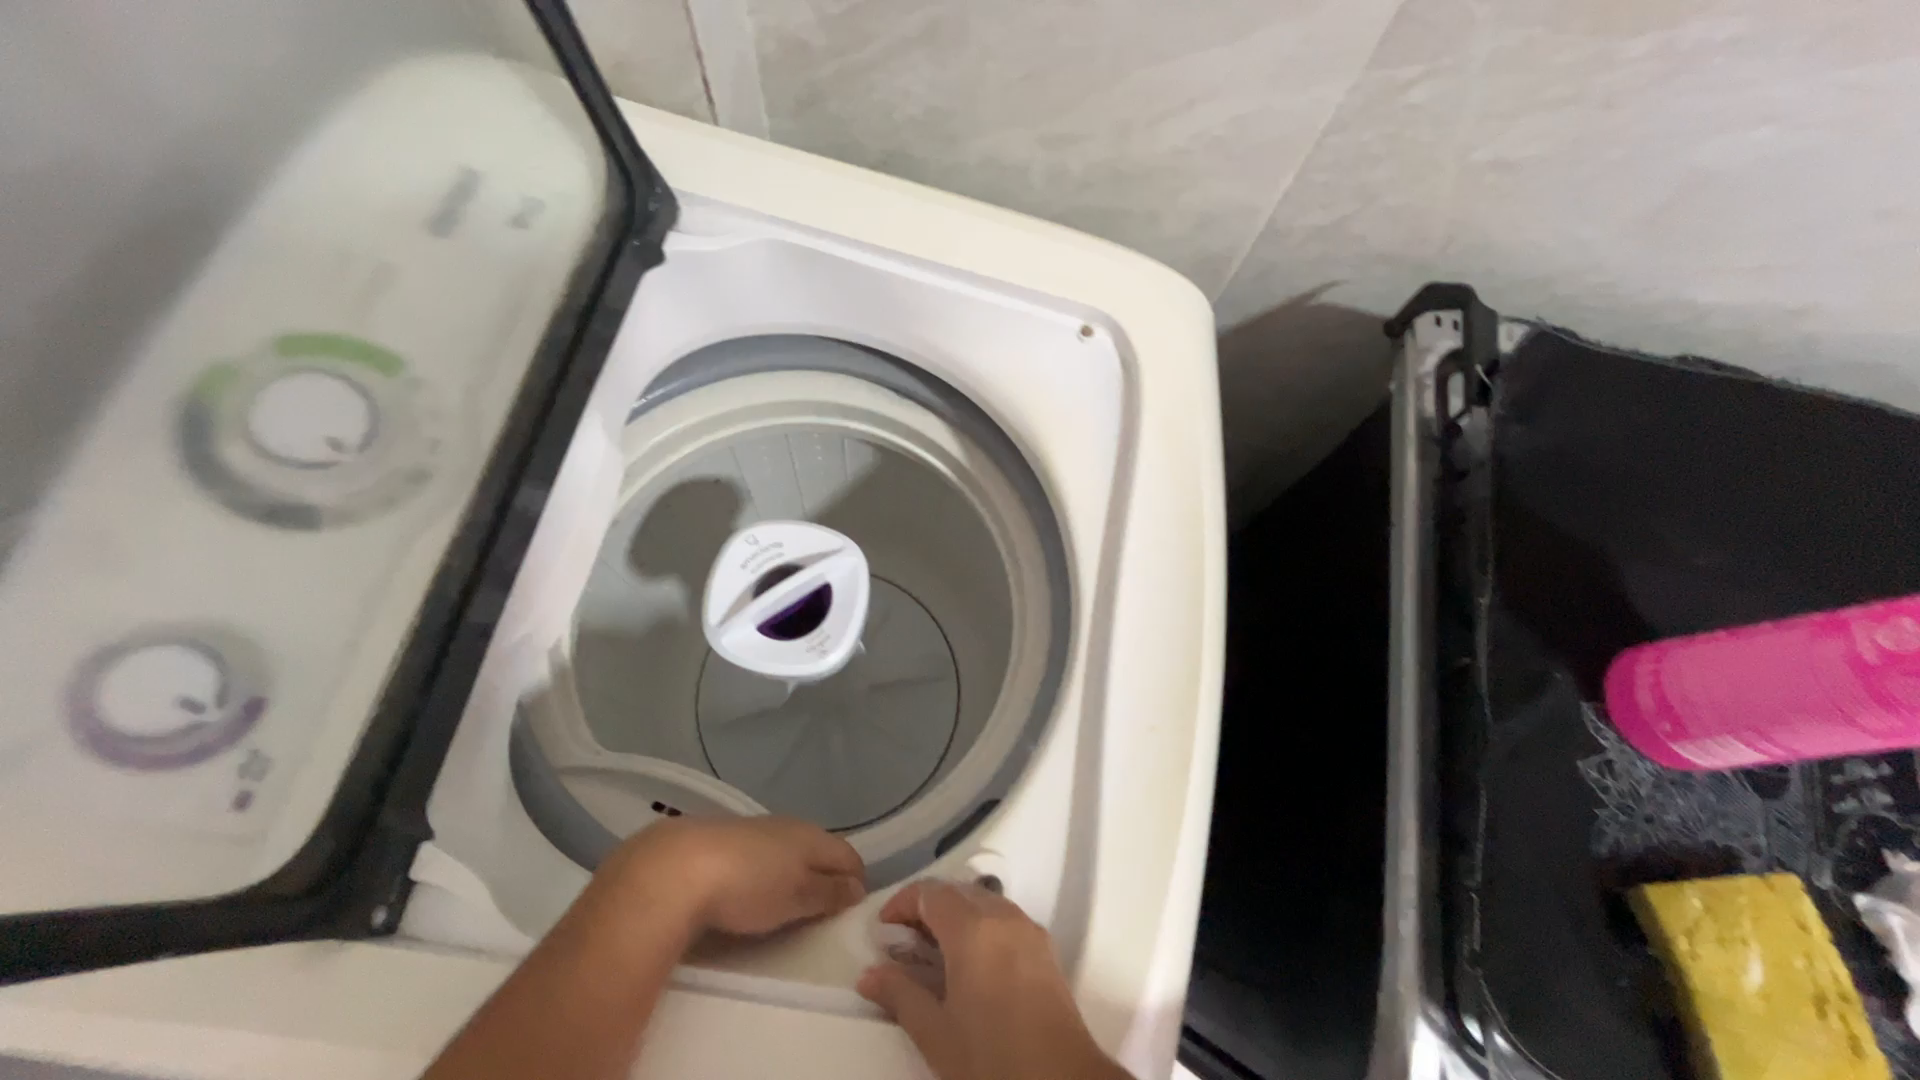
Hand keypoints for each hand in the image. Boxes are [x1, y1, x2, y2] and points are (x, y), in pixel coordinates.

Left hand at [595, 816, 865, 936]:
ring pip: (782, 849)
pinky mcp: (715, 839)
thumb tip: (857, 886)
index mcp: (810, 835)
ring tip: (781, 903)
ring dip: (788, 871)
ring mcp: (747, 828)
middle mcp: (784, 824)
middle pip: (816, 849)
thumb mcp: (796, 898)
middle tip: (818, 912)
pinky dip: (757, 871)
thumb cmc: (747, 887)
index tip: (850, 912)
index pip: (848, 855)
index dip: (855, 881)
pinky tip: (742, 890)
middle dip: (822, 875)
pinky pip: (751, 855)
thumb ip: (829, 892)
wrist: (671, 870)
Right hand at [857, 880, 1132, 1079]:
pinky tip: (971, 966)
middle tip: (905, 944)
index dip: (902, 904)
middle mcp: (1004, 917)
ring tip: (935, 956)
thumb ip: (900, 995)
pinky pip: (1006, 919)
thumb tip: (870, 975)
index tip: (884, 931)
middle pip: (958, 892)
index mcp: (974, 928)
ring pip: (984, 902)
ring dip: (956, 916)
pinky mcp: (1046, 950)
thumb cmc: (992, 1057)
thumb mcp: (936, 1032)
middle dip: (928, 908)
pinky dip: (982, 927)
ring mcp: (1030, 930)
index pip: (931, 892)